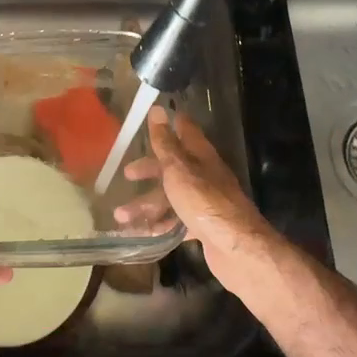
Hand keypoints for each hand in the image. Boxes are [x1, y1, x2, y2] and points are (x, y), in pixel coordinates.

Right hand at [110, 107, 272, 283]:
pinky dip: (158, 225)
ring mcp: (204, 201)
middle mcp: (203, 174)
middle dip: (149, 170)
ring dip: (147, 204)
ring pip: (171, 197)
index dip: (168, 124)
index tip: (148, 120)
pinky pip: (175, 221)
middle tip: (126, 174)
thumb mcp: (179, 168)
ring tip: (121, 216)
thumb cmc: (203, 200)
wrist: (235, 247)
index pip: (185, 130)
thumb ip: (165, 142)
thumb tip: (158, 108)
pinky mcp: (202, 225)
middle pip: (173, 166)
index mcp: (200, 155)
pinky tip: (140, 233)